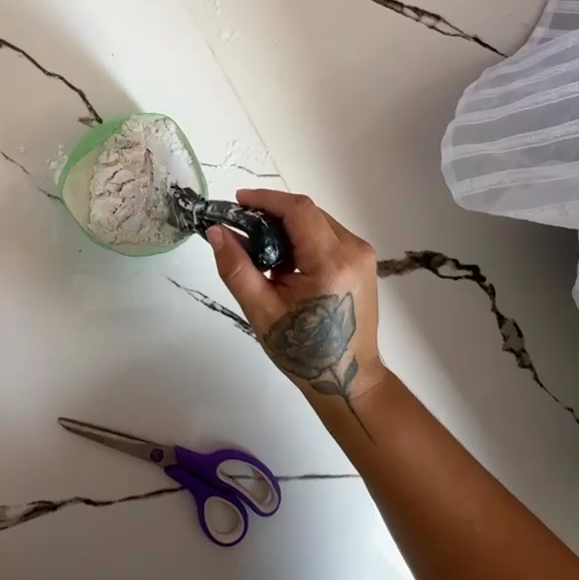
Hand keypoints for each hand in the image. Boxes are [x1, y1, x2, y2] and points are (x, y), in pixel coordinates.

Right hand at [207, 190, 387, 433]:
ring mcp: (362, 255)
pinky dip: (301, 239)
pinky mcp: (362, 262)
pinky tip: (284, 263)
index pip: (298, 210)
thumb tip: (216, 231)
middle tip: (242, 229)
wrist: (347, 380)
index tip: (237, 202)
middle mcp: (353, 250)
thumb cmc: (303, 351)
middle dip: (272, 214)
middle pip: (308, 212)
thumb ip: (236, 267)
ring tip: (261, 252)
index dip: (266, 199)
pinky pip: (326, 235)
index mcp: (331, 262)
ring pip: (317, 222)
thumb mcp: (261, 310)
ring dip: (287, 227)